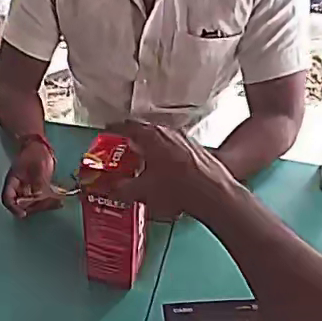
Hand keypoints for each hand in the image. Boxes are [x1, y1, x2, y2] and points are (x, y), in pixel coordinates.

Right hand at [1, 139, 61, 218]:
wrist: (40, 146)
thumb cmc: (34, 153)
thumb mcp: (37, 168)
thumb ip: (37, 184)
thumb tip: (39, 198)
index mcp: (12, 182)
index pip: (8, 199)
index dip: (13, 208)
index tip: (23, 214)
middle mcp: (19, 189)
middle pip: (22, 205)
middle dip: (35, 207)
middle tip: (48, 204)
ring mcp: (28, 190)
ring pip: (33, 205)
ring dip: (44, 206)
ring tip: (57, 203)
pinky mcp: (38, 190)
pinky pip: (42, 200)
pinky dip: (49, 202)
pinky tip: (59, 202)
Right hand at [107, 121, 243, 221]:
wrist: (213, 194)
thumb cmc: (178, 189)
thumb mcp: (142, 192)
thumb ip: (121, 190)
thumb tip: (109, 190)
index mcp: (151, 136)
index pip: (126, 126)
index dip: (114, 130)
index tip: (108, 132)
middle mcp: (168, 133)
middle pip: (145, 131)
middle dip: (133, 141)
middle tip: (123, 150)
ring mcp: (185, 140)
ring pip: (162, 139)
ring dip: (151, 148)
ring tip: (144, 163)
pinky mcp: (198, 150)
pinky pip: (175, 148)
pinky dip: (166, 156)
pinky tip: (166, 172)